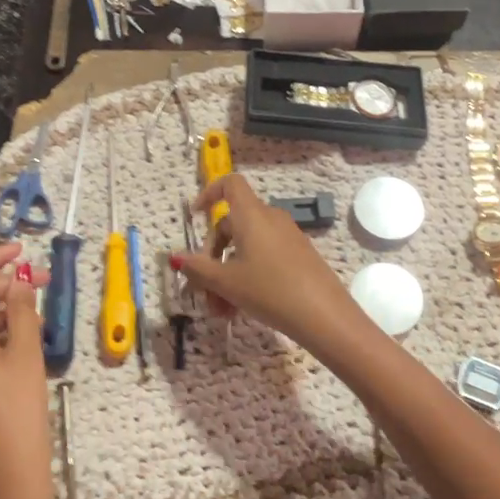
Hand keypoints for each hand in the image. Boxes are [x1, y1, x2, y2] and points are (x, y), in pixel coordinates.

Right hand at [173, 173, 367, 353]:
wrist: (323, 314)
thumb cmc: (270, 290)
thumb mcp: (227, 283)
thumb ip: (199, 269)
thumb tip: (176, 257)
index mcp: (251, 215)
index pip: (230, 184)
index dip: (209, 193)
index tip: (195, 217)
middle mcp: (270, 219)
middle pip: (232, 225)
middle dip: (213, 257)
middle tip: (204, 290)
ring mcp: (287, 237)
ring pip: (247, 247)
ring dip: (228, 274)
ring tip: (222, 311)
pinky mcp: (299, 255)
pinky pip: (265, 256)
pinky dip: (248, 275)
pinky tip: (242, 308)